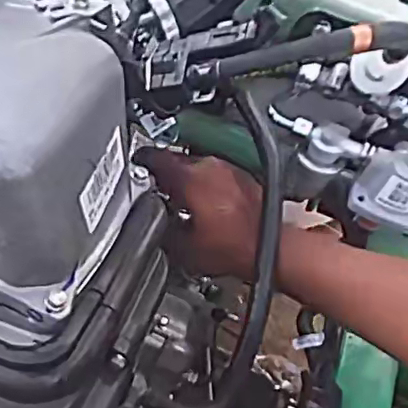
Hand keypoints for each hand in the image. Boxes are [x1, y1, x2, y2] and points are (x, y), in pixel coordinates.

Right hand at [141, 149, 263, 279]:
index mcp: (191, 178)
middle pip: (178, 161)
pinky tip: (204, 205)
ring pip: (197, 168)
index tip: (138, 163)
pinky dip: (205, 186)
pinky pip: (215, 176)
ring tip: (180, 200)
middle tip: (156, 190)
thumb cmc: (234, 248)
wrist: (269, 249)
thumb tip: (156, 223)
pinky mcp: (243, 178)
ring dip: (187, 181)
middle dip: (165, 175)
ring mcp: (229, 170)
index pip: (157, 158)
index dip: (142, 161)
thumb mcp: (183, 248)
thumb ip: (163, 228)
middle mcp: (211, 167)